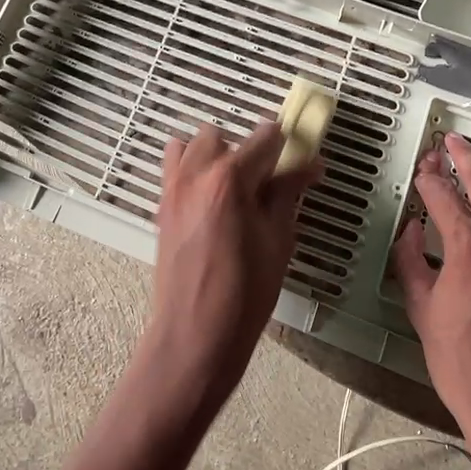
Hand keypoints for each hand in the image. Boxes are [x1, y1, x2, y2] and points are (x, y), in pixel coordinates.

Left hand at [145, 121, 319, 389]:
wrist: (195, 333)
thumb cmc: (245, 293)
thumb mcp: (278, 239)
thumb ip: (287, 193)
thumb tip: (308, 165)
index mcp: (229, 179)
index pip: (264, 138)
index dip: (287, 145)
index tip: (300, 159)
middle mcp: (195, 173)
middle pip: (224, 136)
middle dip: (247, 151)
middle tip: (266, 182)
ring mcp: (173, 187)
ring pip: (194, 145)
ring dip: (215, 155)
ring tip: (234, 189)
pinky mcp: (162, 205)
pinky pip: (175, 167)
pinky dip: (192, 169)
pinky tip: (211, 200)